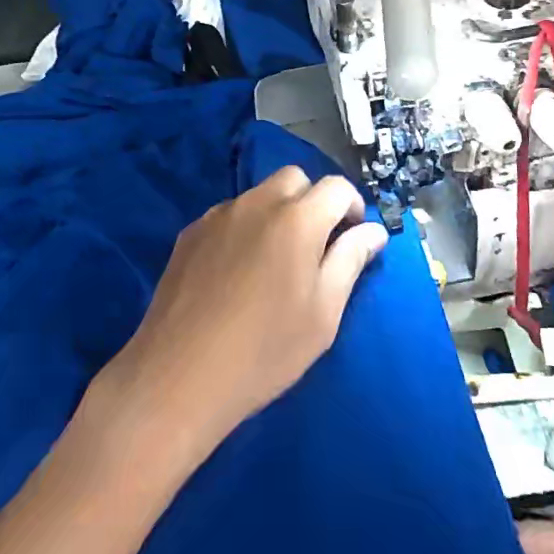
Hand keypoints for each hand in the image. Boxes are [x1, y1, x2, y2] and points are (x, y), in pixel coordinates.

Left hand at [94, 167, 389, 449]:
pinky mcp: (190, 233)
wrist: (180, 374)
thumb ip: (350, 261)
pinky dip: (245, 229)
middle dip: (312, 201)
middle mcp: (256, 203)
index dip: (352, 206)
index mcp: (296, 219)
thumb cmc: (265, 349)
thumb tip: (373, 230)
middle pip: (294, 179)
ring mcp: (218, 215)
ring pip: (259, 196)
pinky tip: (236, 273)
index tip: (352, 236)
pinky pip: (229, 216)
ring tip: (273, 264)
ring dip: (277, 213)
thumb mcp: (323, 313)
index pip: (336, 187)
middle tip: (315, 246)